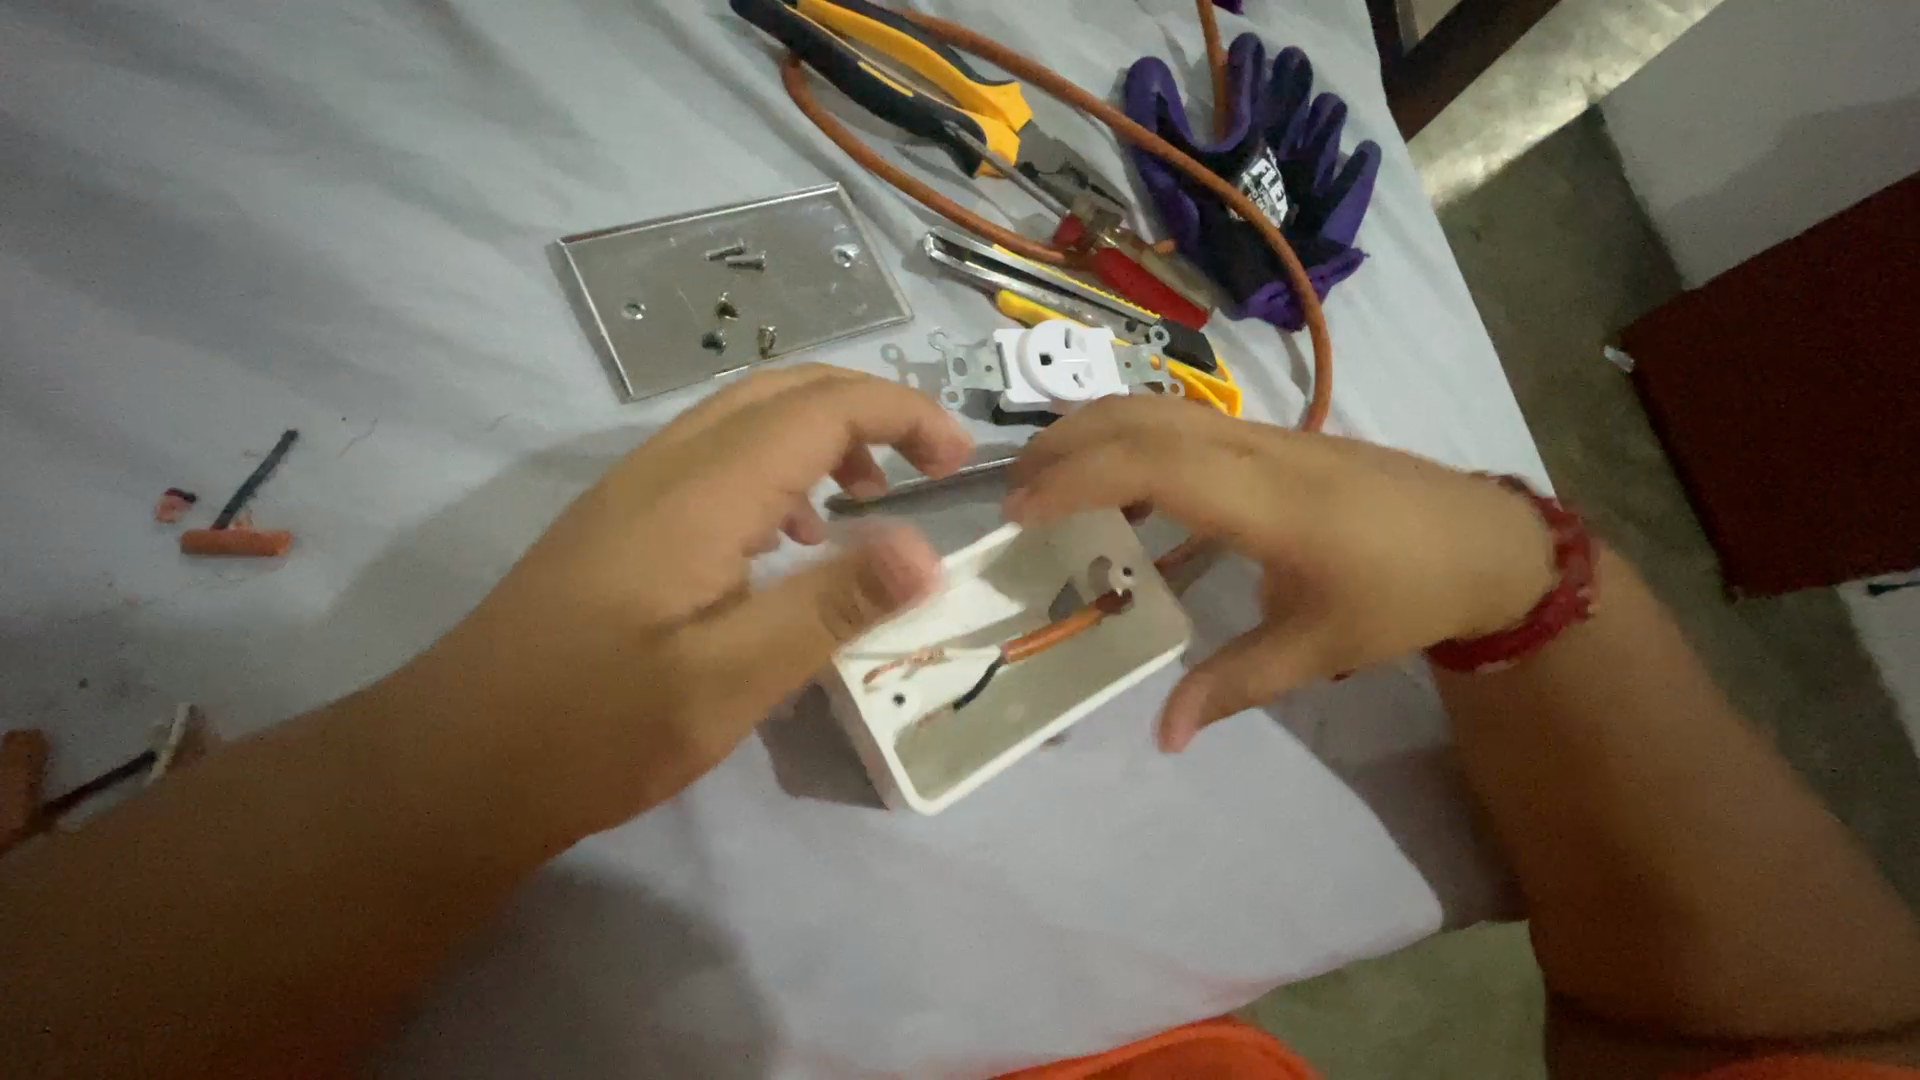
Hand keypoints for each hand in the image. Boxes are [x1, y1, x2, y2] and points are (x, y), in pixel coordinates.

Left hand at [386, 366, 971, 835]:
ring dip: (823, 434)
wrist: (450, 766)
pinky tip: (789, 541)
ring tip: (869, 497)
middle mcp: (667, 465)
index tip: (962, 462)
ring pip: (747, 418)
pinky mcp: (621, 522)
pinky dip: (779, 470)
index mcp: (702, 491)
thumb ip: (833, 604)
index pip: (823, 408)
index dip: (904, 415)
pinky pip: (717, 459)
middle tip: (929, 465)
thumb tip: (930, 552)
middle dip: (870, 407)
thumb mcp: (731, 678)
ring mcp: (635, 489)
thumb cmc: (597, 726)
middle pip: (784, 389)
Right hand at [1003, 396, 1554, 751]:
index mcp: (1268, 502)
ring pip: (1154, 405)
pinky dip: (1123, 438)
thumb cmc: (1404, 594)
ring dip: (1087, 432)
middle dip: (1062, 445)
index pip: (1152, 464)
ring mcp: (1260, 432)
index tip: (1019, 514)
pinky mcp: (1265, 433)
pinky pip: (1175, 418)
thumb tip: (1165, 737)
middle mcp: (1254, 449)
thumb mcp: (1319, 649)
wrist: (1485, 539)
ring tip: (1043, 482)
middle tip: (1012, 495)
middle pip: (1138, 416)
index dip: (1076, 479)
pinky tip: (1113, 489)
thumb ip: (1233, 685)